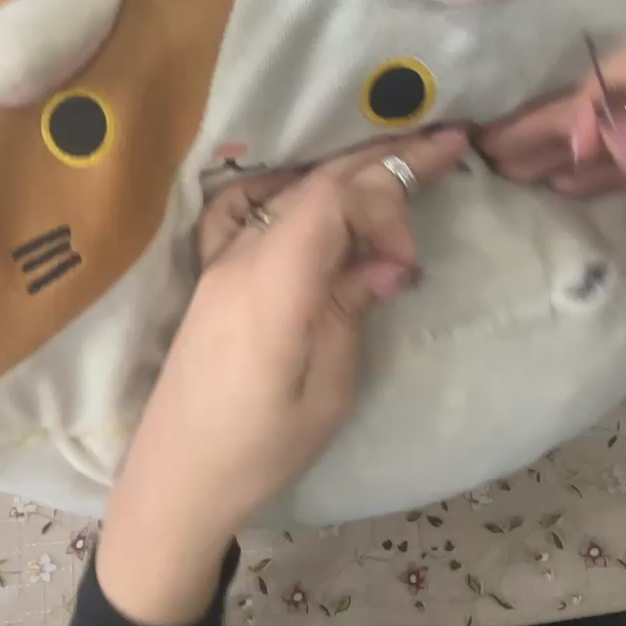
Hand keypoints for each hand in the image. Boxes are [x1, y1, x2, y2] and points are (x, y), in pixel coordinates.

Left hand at [96, 127, 469, 625]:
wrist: (178, 478)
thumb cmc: (259, 451)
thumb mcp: (326, 392)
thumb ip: (353, 310)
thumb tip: (387, 263)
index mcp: (273, 287)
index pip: (332, 198)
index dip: (386, 200)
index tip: (410, 262)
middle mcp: (241, 259)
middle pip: (317, 186)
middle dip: (385, 163)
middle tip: (447, 147)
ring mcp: (220, 264)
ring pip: (289, 195)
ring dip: (347, 178)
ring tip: (396, 163)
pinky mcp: (211, 278)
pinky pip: (245, 212)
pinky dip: (289, 192)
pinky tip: (309, 197)